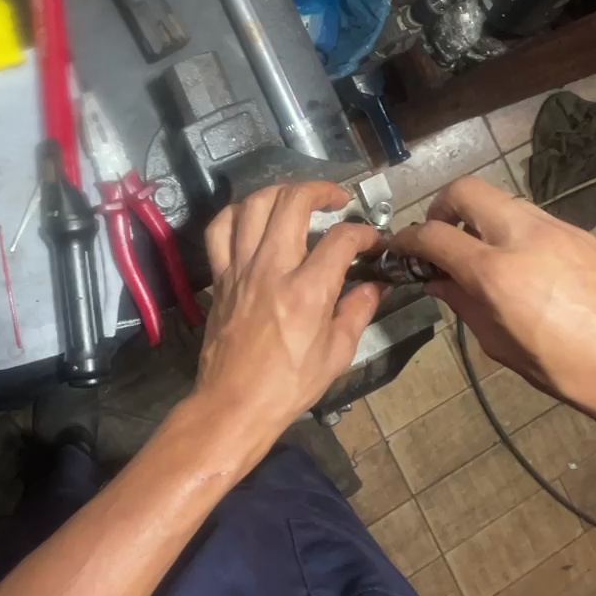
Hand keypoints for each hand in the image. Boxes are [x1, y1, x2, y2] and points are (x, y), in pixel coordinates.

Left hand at [190, 182, 382, 445]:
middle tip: (337, 200)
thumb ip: (358, 311)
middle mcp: (271, 269)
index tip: (371, 241)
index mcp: (307, 291)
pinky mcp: (219, 277)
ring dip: (280, 192)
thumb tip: (375, 286)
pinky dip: (236, 213)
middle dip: (321, 191)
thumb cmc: (288, 385)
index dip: (363, 232)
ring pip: (253, 206)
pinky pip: (219, 230)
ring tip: (297, 200)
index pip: (340, 240)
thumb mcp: (337, 354)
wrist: (233, 404)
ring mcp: (239, 269)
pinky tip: (253, 216)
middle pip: (292, 203)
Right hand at [394, 177, 595, 439]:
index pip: (434, 235)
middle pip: (466, 190)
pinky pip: (534, 219)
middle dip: (441, 207)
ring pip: (503, 201)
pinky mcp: (586, 235)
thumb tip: (440, 281)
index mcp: (498, 271)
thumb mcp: (503, 347)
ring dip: (480, 218)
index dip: (408, 239)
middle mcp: (525, 236)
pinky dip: (512, 231)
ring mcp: (560, 229)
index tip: (400, 249)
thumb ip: (465, 306)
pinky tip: (524, 269)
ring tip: (481, 257)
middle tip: (439, 238)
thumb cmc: (572, 373)